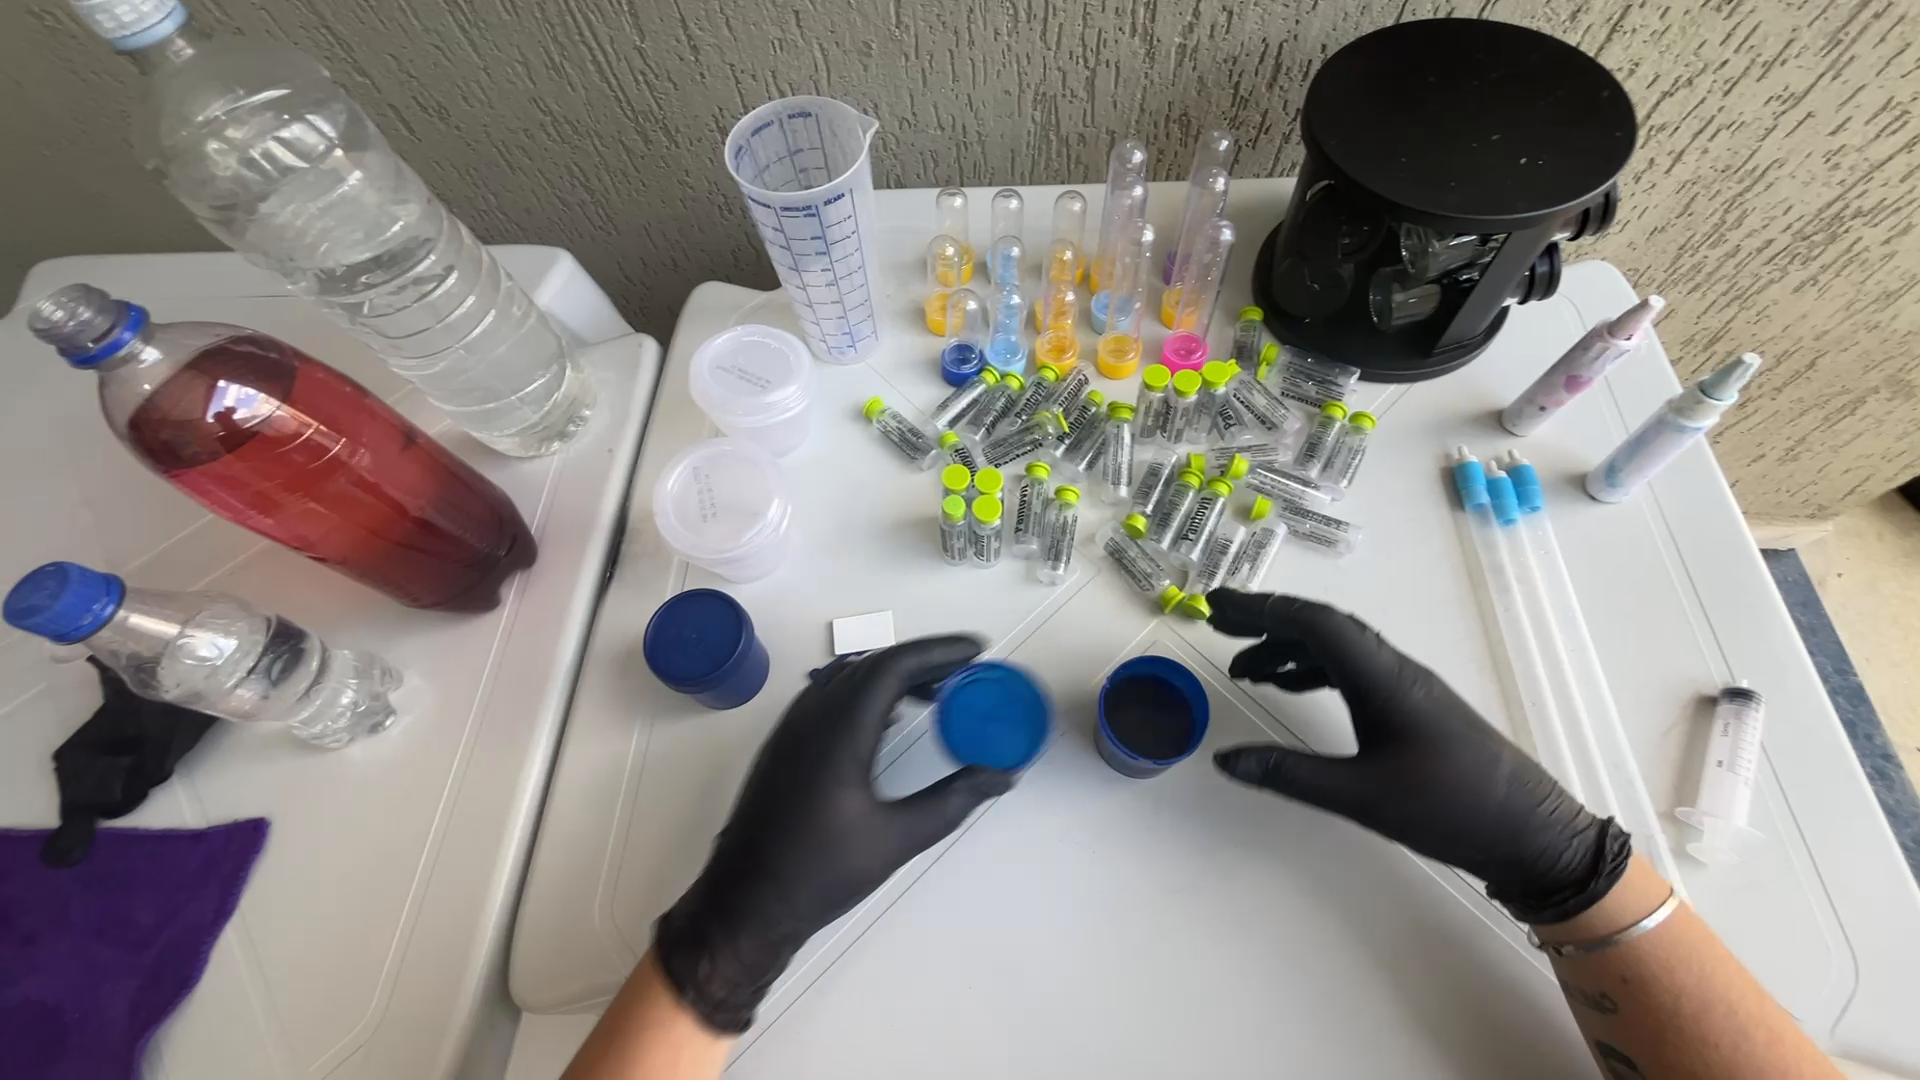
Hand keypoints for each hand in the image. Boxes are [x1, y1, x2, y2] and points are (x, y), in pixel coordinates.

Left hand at [654, 635, 1013, 1032]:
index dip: (939, 651)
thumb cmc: (820, 873)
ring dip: (896, 674)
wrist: (744, 904)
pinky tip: (894, 717)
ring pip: (851, 676)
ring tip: (939, 690)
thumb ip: (953, 800)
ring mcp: (794, 726)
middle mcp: (813, 714)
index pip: (894, 665)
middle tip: (967, 669)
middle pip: (875, 664)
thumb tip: (1002, 775)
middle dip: (924, 659)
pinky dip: (871, 692)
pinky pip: (833, 695)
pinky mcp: (786, 742)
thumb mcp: (897, 838)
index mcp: (839, 728)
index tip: (977, 650)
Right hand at [1206, 590, 1629, 923]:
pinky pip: (1348, 667)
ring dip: (1285, 645)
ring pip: (1334, 645)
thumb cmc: (1450, 810)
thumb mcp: (1359, 797)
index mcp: (1380, 678)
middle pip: (1321, 624)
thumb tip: (1222, 760)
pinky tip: (1286, 686)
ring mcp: (1403, 684)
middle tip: (1217, 618)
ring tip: (1240, 665)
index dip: (1262, 608)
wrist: (1536, 835)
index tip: (1218, 605)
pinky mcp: (1410, 703)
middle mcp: (1391, 668)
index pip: (1313, 623)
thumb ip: (1287, 774)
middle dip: (1266, 616)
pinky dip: (1309, 668)